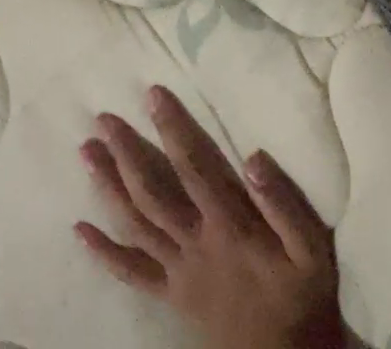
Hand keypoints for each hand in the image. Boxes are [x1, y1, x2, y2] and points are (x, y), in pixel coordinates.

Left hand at [76, 85, 353, 348]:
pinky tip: (79, 230)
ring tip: (86, 153)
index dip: (172, 129)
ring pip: (134, 224)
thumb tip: (254, 157)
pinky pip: (130, 273)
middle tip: (103, 120)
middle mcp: (194, 243)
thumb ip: (284, 202)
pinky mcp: (170, 295)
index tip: (153, 96)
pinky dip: (102, 252)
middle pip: (151, 191)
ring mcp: (177, 270)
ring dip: (107, 187)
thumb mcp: (311, 248)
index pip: (194, 166)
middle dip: (126, 152)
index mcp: (228, 225)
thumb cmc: (302, 295)